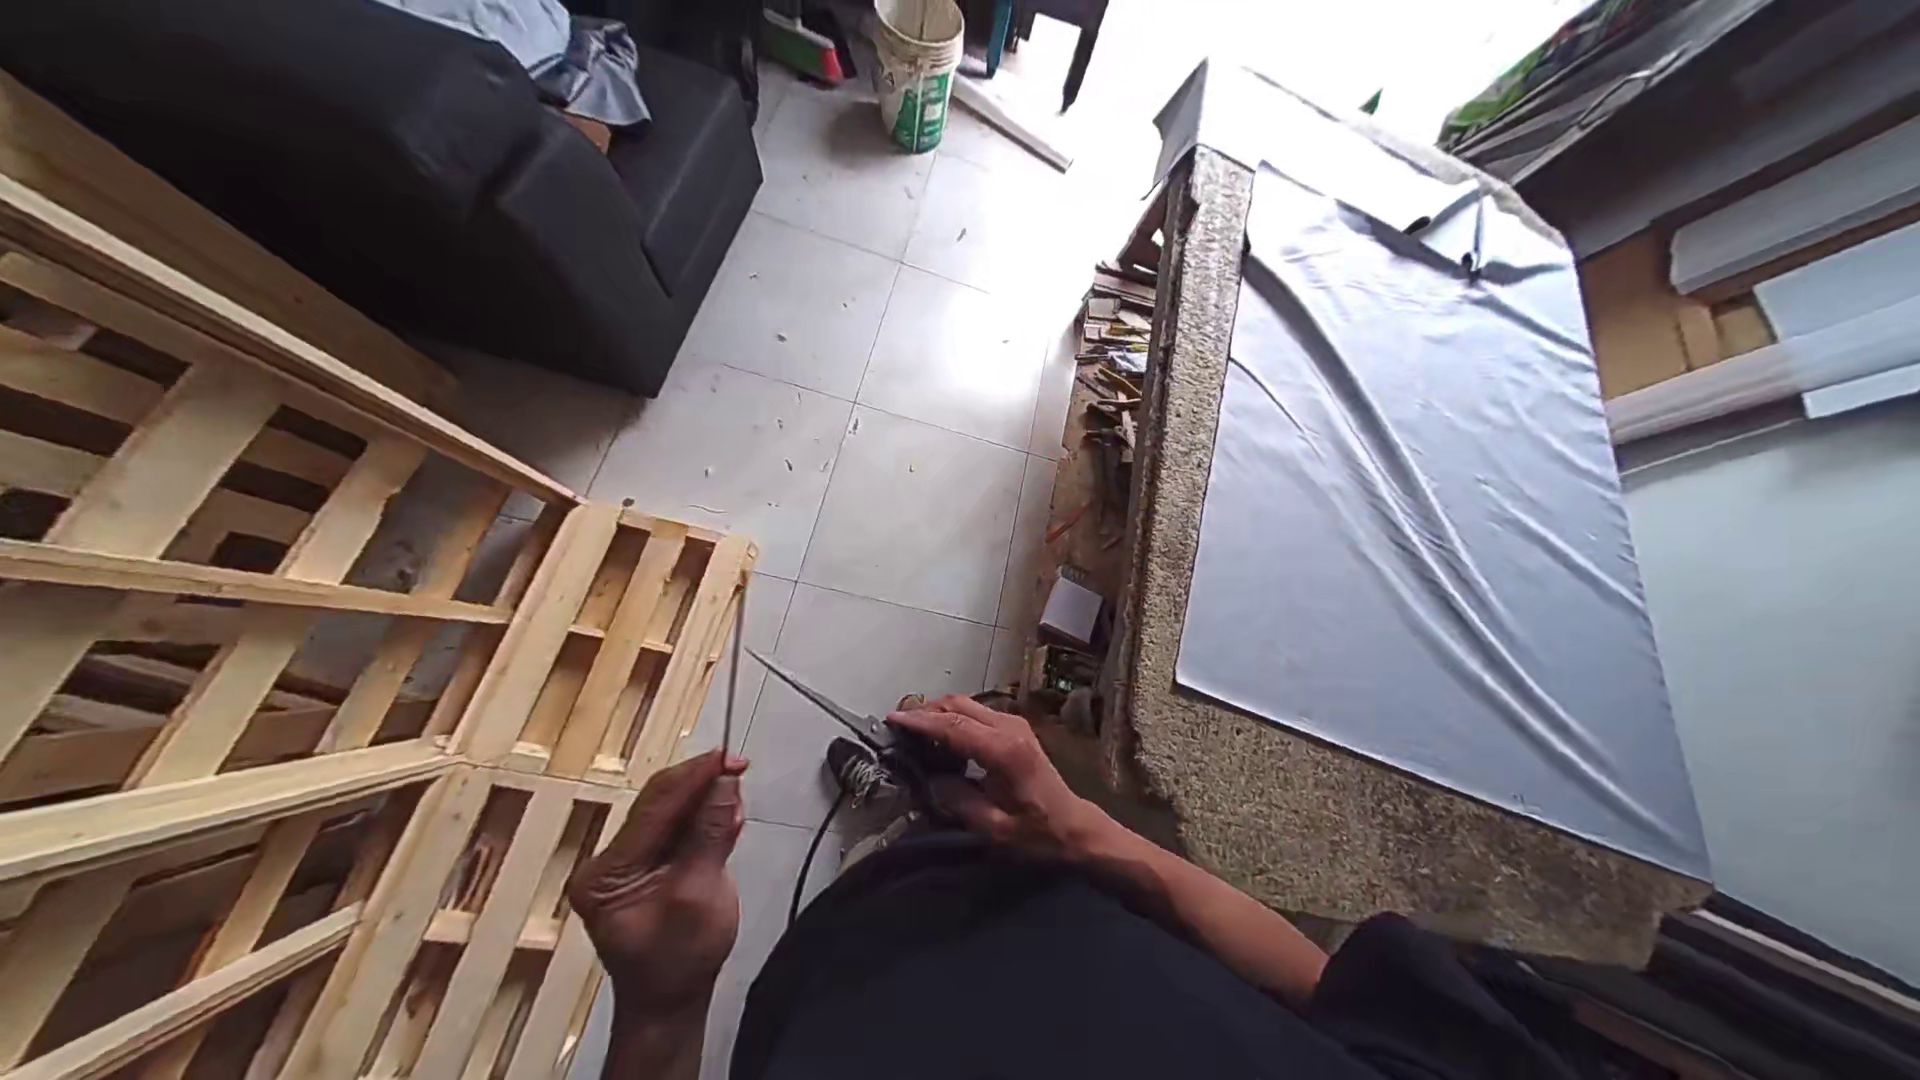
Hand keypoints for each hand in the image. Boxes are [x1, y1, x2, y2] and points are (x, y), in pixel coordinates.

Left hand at [567, 749, 747, 1015]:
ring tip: (736, 800)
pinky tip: (728, 816)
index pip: (654, 807)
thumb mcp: (699, 896)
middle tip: (739, 766)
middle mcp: (613, 859)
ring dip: (708, 798)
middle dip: (702, 782)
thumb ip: (710, 834)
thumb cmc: (680, 960)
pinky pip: (683, 824)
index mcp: (607, 872)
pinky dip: (709, 815)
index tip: (727, 756)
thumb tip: (726, 780)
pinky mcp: (656, 860)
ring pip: (674, 808)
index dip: (693, 776)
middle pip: (661, 801)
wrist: (673, 1002)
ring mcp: (633, 859)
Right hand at [887, 695, 1112, 860]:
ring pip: (967, 704)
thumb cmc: (1037, 833)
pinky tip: (939, 733)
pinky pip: (976, 712)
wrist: (1074, 826)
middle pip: (959, 704)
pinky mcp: (1015, 728)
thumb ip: (958, 800)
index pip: (954, 725)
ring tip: (912, 727)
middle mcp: (1010, 728)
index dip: (920, 721)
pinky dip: (953, 717)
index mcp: (1004, 750)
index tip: (893, 719)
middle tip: (898, 723)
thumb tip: (930, 778)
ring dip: (939, 711)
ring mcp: (1014, 724)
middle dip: (926, 709)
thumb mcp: (993, 828)